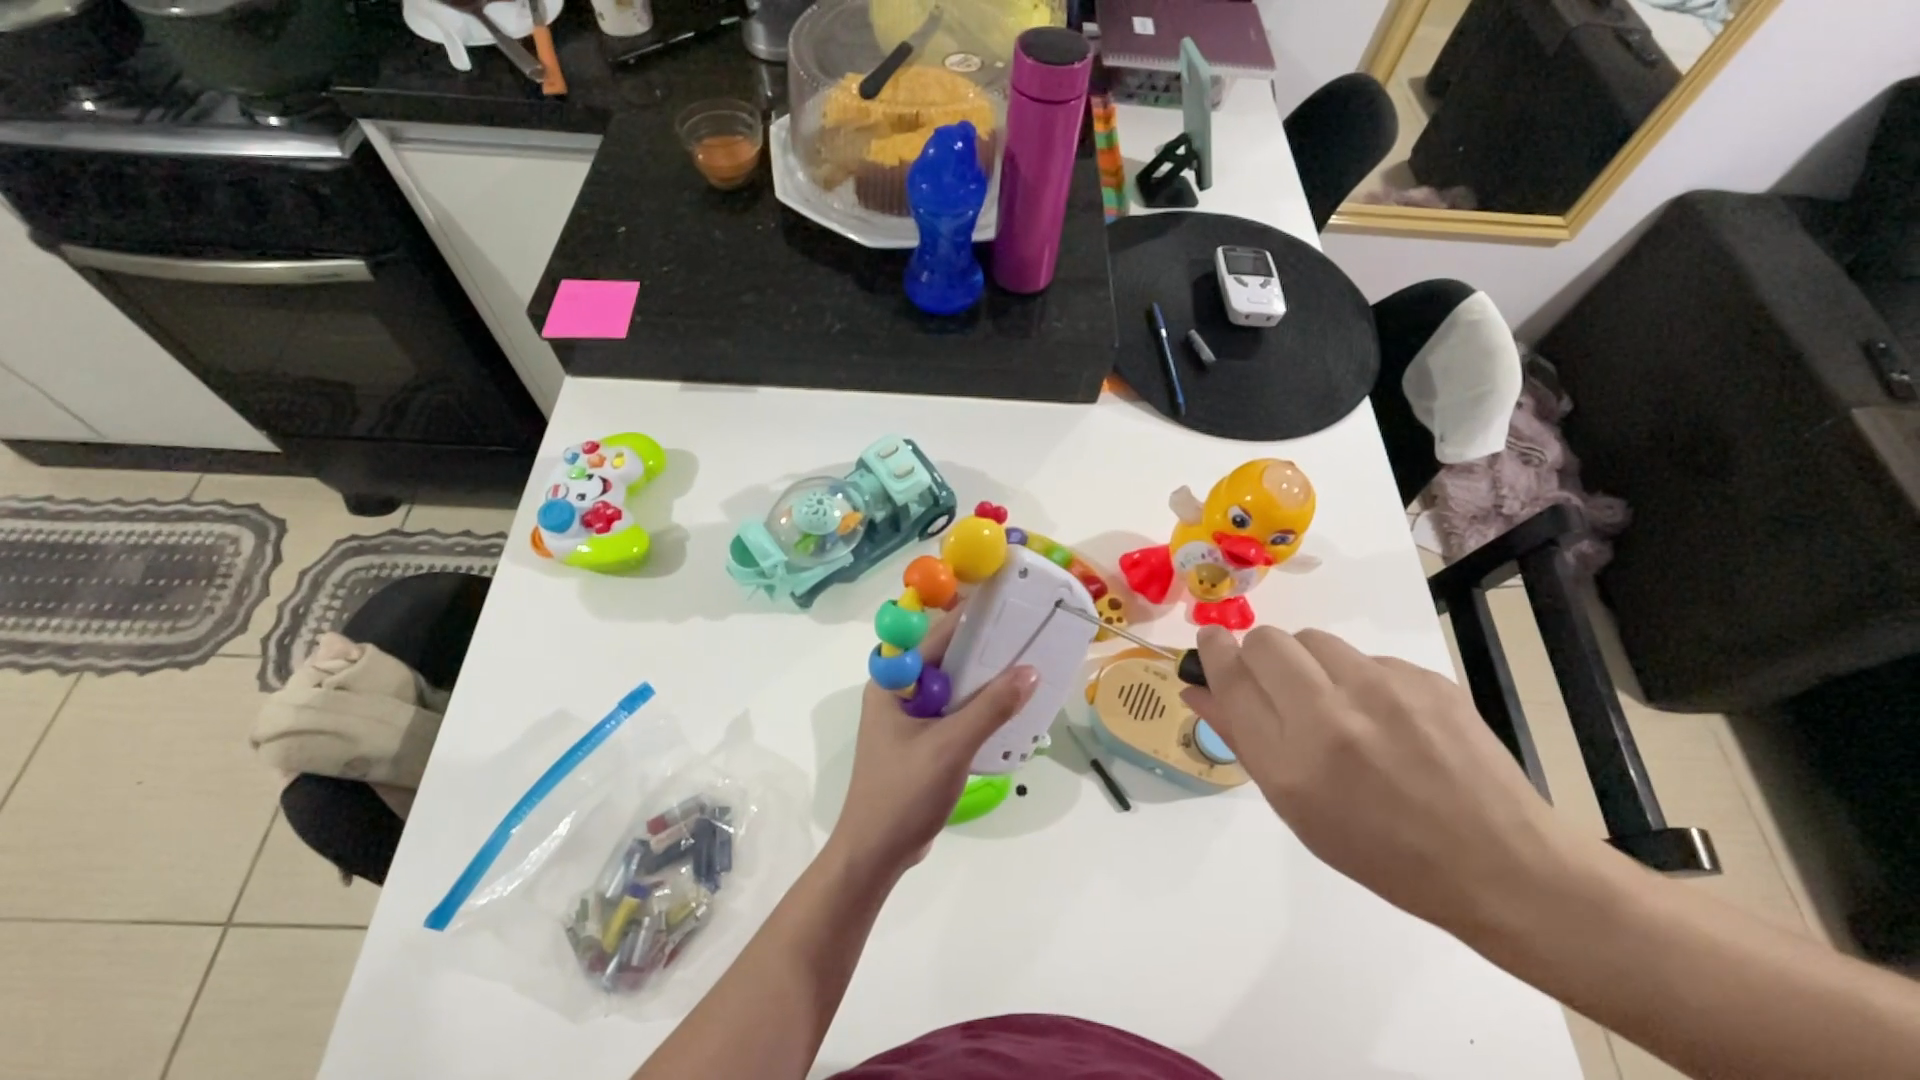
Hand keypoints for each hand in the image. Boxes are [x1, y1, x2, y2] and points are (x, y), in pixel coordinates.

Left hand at [828, 607, 1037, 875]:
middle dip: (984, 647)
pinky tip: (1012, 709)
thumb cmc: (904, 793)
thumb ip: (991, 708)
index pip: (934, 636)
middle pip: (946, 659)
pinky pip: (955, 713)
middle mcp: (899, 693)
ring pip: (953, 687)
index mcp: (892, 683)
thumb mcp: (951, 746)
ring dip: (985, 680)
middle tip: (1028, 631)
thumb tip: (1031, 670)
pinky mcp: (923, 742)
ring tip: (1028, 664)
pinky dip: (981, 708)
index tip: (1007, 600)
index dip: (969, 616)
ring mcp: (910, 719)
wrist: (876, 852)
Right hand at [1181, 625, 1589, 934]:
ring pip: (1316, 640)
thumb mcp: (1296, 809)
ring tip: (1334, 705)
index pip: (1232, 677)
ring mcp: (1385, 690)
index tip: (1209, 643)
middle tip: (1274, 685)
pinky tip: (1385, 720)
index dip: (1213, 653)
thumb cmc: (1381, 853)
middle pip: (1268, 641)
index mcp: (1293, 761)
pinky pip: (1367, 658)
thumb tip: (1198, 689)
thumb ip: (1243, 741)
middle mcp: (1333, 714)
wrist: (1496, 862)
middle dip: (1258, 654)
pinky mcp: (1426, 679)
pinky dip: (1359, 679)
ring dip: (1307, 662)